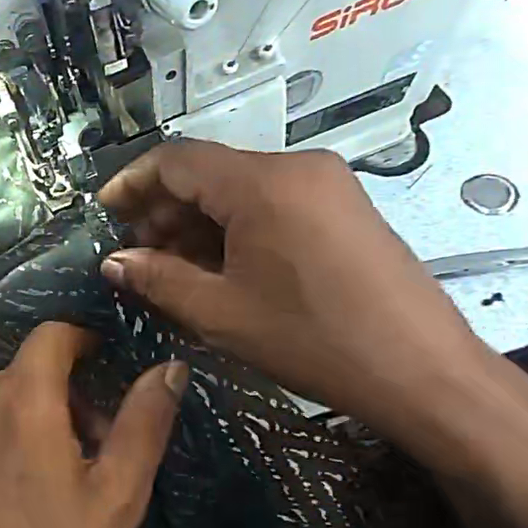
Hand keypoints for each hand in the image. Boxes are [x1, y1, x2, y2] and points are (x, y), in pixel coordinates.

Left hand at [0, 323, 186, 527]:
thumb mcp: (117, 493)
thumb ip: (146, 421)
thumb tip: (170, 367)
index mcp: (23, 397)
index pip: (54, 335)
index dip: (83, 343)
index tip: (104, 369)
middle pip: (33, 370)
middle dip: (67, 396)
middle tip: (89, 452)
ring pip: (3, 392)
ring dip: (33, 414)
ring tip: (50, 474)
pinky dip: (0, 429)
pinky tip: (9, 483)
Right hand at [98, 141, 527, 462]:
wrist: (421, 368)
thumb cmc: (314, 341)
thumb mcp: (224, 315)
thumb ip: (159, 279)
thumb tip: (115, 260)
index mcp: (262, 182)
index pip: (177, 159)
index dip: (133, 183)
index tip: (106, 214)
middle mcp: (298, 165)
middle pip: (213, 172)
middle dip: (168, 209)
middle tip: (141, 257)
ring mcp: (330, 184)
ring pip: (246, 190)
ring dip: (205, 223)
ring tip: (179, 270)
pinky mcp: (348, 207)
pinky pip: (279, 204)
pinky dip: (243, 228)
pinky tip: (228, 268)